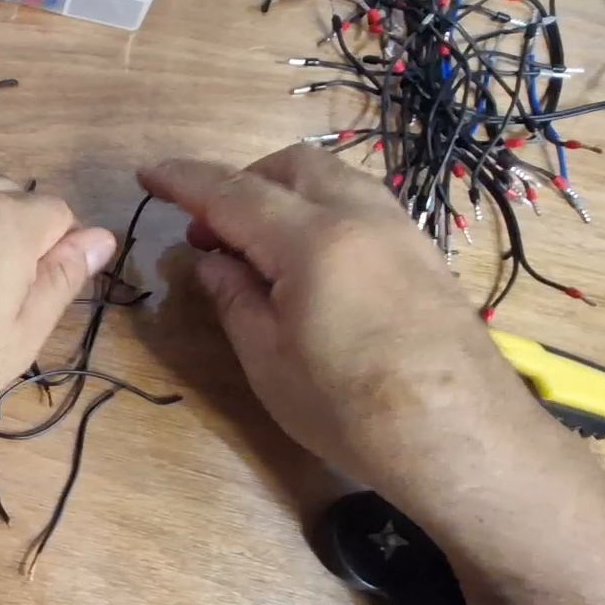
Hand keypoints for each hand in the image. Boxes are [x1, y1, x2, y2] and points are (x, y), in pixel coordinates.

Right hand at [139, 146, 549, 500]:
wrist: (457, 438)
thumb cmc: (344, 407)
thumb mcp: (265, 359)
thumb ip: (235, 298)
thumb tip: (213, 261)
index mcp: (313, 241)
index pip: (233, 194)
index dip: (184, 181)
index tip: (147, 173)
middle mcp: (361, 217)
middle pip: (290, 166)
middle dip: (238, 181)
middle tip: (205, 233)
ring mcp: (400, 230)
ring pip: (330, 179)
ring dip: (279, 194)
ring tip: (250, 247)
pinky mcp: (420, 253)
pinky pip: (357, 205)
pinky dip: (315, 212)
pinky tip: (300, 261)